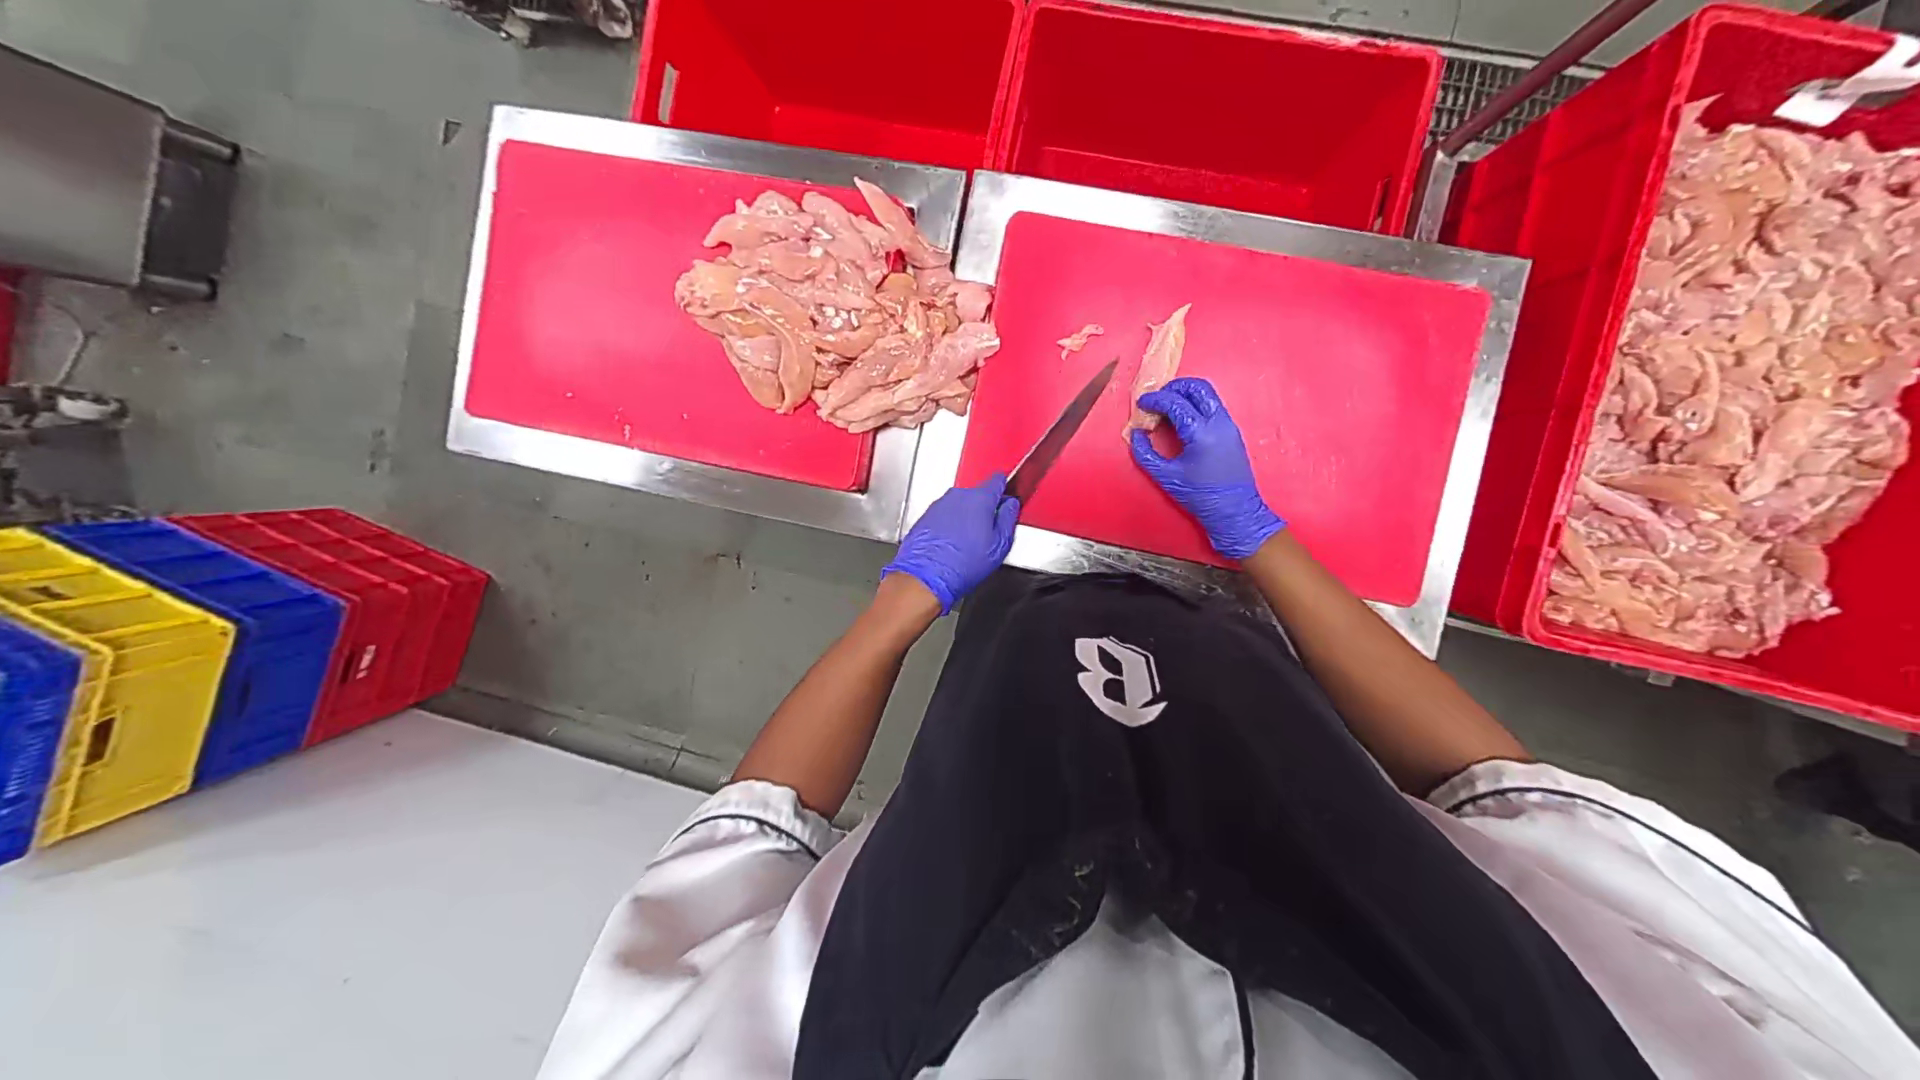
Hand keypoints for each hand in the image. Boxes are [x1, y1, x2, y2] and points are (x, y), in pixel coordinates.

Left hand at [882, 473, 1019, 613]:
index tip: (1006, 500)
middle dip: (984, 509)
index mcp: (980, 498)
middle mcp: (958, 496)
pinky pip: (944, 516)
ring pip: (960, 506)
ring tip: (968, 545)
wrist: (925, 577)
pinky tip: (952, 547)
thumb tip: (1011, 506)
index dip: (1005, 490)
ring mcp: (939, 505)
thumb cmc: (961, 564)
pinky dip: (949, 527)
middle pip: (977, 494)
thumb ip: (1008, 519)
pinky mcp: (925, 517)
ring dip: (965, 519)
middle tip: (989, 533)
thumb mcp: (1000, 545)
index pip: (997, 480)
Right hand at [1130, 377, 1285, 559]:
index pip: (1175, 402)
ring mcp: (1228, 425)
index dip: (1155, 399)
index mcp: (1200, 432)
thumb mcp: (1165, 476)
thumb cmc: (1200, 496)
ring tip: (1167, 407)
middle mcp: (1218, 423)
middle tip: (1157, 398)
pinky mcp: (1231, 432)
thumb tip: (1136, 435)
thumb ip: (1145, 453)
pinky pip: (1212, 406)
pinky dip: (1195, 404)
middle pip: (1196, 387)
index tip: (1142, 403)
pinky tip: (1182, 419)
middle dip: (1173, 387)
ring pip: (1207, 394)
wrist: (1234, 511)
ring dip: (1185, 394)